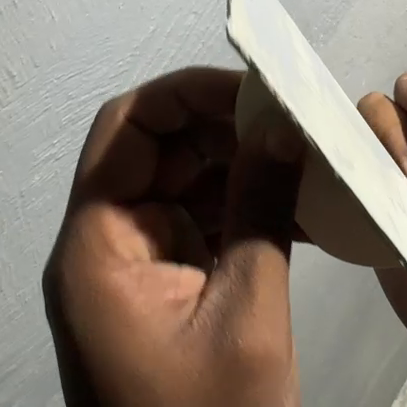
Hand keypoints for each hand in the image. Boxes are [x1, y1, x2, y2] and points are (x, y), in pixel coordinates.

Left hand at [44, 67, 307, 406]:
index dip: (187, 93)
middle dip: (228, 128)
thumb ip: (262, 208)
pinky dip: (249, 205)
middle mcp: (108, 245)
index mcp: (98, 246)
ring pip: (187, 181)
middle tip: (297, 122)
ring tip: (308, 155)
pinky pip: (204, 220)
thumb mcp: (246, 315)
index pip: (128, 129)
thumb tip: (284, 123)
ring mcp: (138, 267)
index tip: (257, 91)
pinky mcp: (168, 288)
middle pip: (159, 149)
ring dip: (246, 165)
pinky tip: (301, 202)